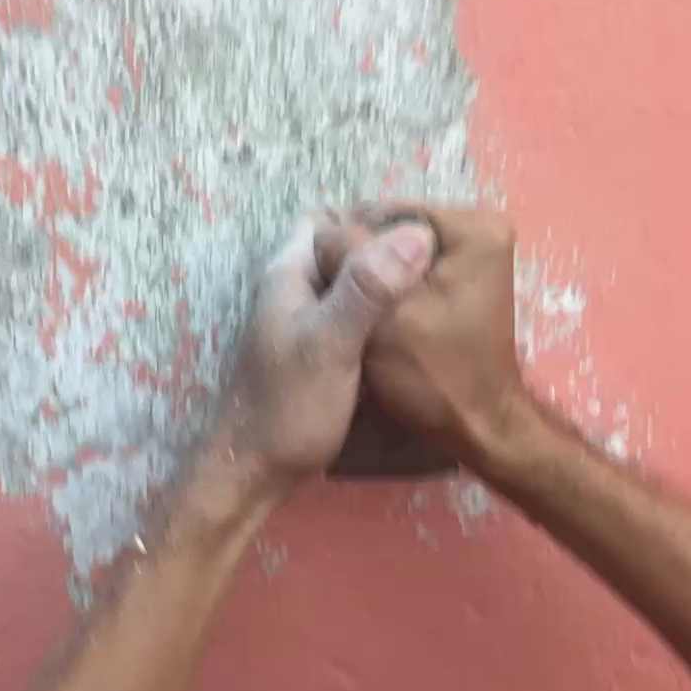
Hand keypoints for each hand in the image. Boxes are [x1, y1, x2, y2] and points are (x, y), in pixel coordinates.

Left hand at [213, 213, 437, 490]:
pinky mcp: (316, 352)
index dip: (370, 219)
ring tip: (429, 297)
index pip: (328, 219)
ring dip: (383, 289)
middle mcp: (292, 291)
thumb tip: (417, 233)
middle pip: (342, 252)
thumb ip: (368, 290)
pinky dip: (377, 319)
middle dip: (383, 253)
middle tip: (434, 269)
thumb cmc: (288, 407)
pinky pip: (352, 319)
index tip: (420, 235)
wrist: (255, 472)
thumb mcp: (331, 344)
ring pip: (349, 288)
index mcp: (288, 274)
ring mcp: (303, 323)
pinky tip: (408, 334)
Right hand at [318, 204, 530, 460]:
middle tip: (337, 302)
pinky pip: (410, 268)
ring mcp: (477, 252)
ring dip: (370, 277)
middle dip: (360, 261)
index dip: (344, 247)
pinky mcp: (467, 276)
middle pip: (391, 229)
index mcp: (471, 227)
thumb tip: (321, 229)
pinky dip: (388, 287)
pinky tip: (374, 314)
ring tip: (352, 311)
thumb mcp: (383, 315)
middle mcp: (481, 227)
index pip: (381, 213)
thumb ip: (352, 260)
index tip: (326, 288)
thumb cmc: (433, 376)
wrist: (477, 427)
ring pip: (396, 251)